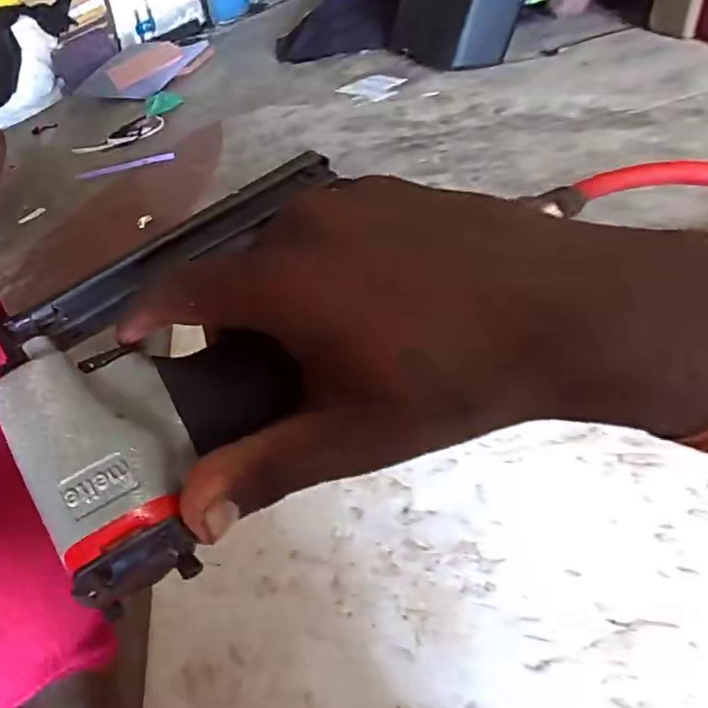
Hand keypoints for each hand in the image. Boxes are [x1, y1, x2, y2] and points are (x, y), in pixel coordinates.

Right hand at [119, 176, 707, 541]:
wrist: (580, 310)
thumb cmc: (454, 380)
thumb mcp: (352, 435)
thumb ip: (262, 469)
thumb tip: (193, 519)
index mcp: (280, 278)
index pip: (180, 290)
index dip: (144, 316)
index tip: (127, 341)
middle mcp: (299, 221)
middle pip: (230, 275)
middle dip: (227, 323)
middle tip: (262, 371)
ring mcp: (346, 197)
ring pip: (274, 249)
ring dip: (273, 292)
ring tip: (322, 338)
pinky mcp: (384, 189)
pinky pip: (320, 228)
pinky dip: (314, 264)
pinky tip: (369, 299)